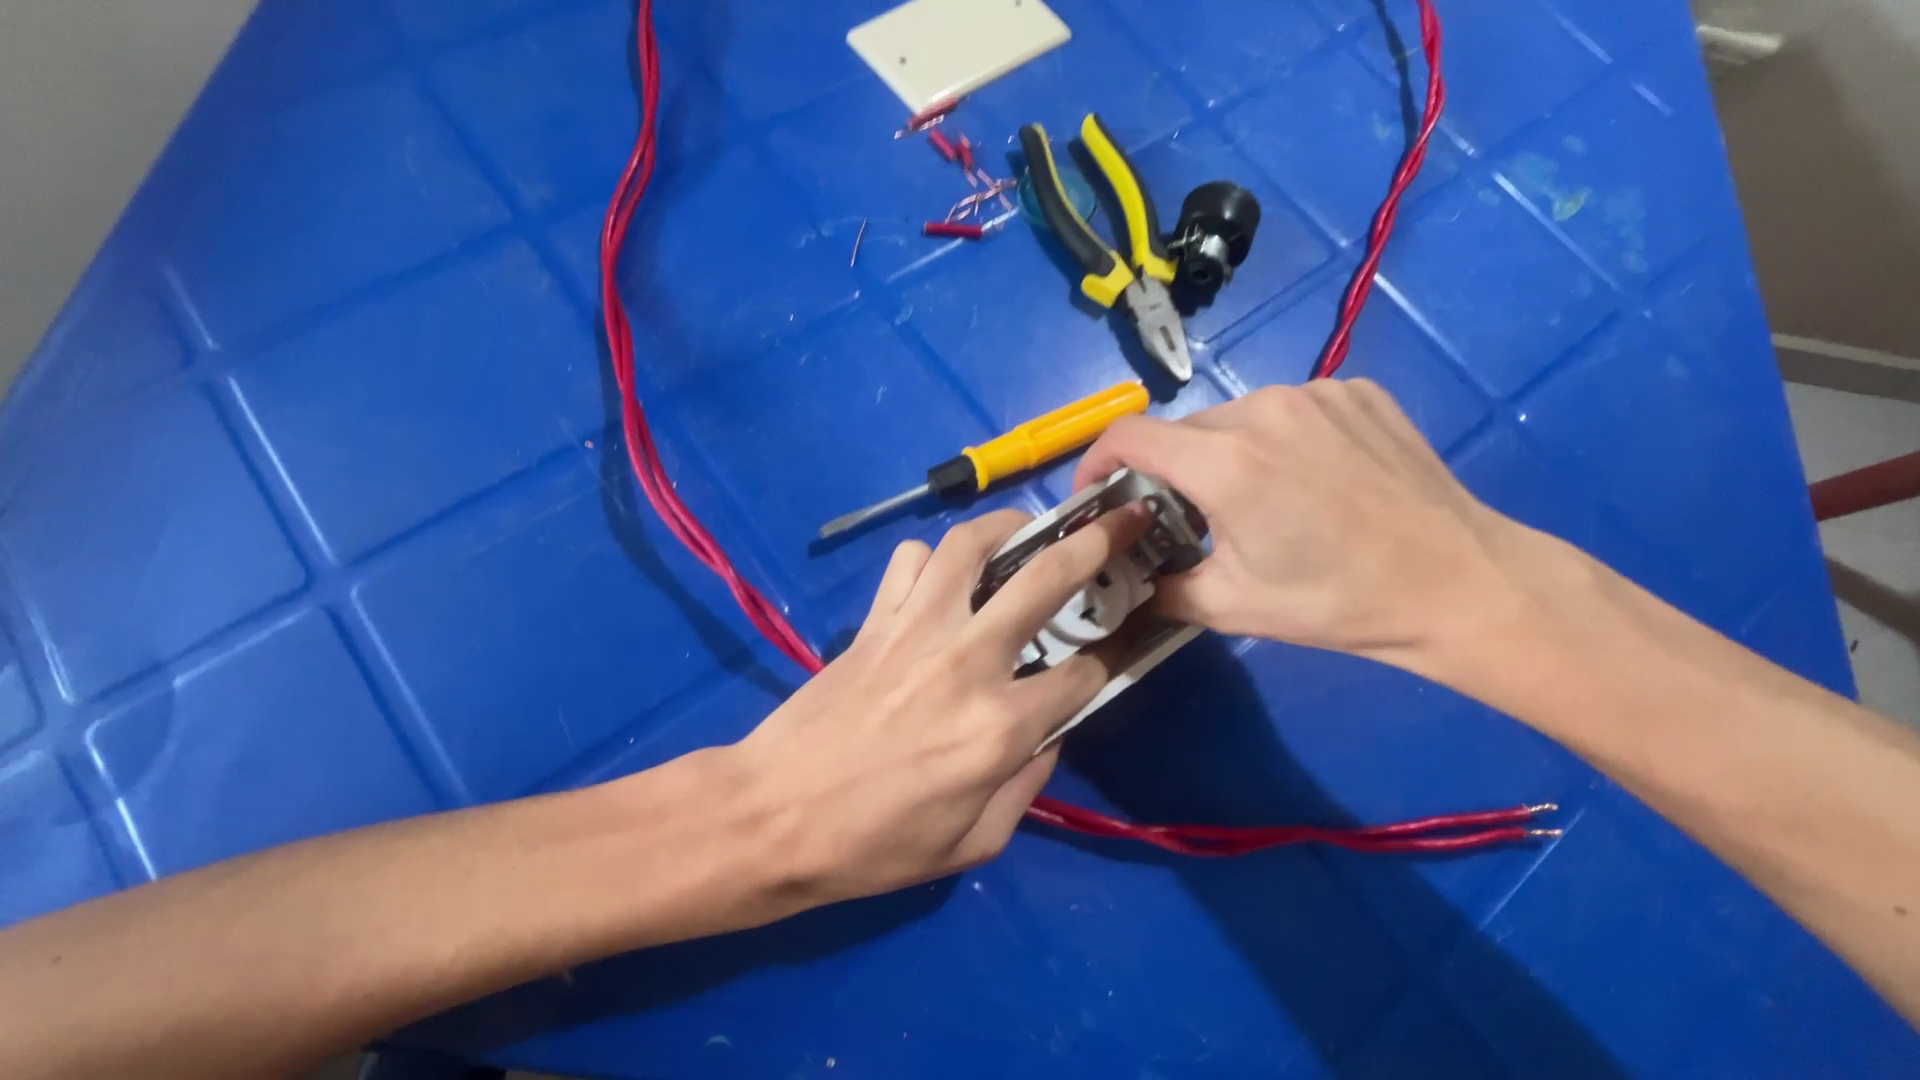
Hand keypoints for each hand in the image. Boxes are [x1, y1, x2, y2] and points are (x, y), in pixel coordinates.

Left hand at [732, 506, 1146, 905]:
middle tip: (1118, 524)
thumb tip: (1050, 736)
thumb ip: (1027, 787)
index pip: (1082, 674)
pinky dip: (931, 558)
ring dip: (1008, 527)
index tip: (1110, 654)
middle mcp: (967, 662)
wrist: (773, 817)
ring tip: (1025, 531)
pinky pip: (908, 561)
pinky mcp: (874, 621)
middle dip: (1096, 545)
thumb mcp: (973, 845)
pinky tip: (942, 578)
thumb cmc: (873, 845)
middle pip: (1046, 580)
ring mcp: (915, 631)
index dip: (1107, 662)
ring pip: (970, 545)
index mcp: (1000, 727)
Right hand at [1074, 380, 1537, 668]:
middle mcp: (1263, 408)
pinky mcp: (1358, 390)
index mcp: (1225, 462)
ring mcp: (1317, 393)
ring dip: (1226, 454)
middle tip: (1186, 518)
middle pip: (1184, 431)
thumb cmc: (1339, 602)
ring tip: (1257, 500)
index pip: (1128, 436)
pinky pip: (1291, 408)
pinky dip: (1279, 438)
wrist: (1460, 583)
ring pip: (1237, 417)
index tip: (1099, 493)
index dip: (1097, 462)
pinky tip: (1310, 478)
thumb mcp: (1233, 607)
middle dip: (1168, 471)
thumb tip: (1129, 578)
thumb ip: (1161, 588)